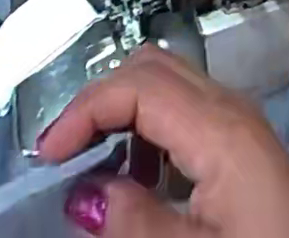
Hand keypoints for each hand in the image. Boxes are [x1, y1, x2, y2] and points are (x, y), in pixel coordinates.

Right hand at [35, 47, 288, 237]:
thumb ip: (137, 224)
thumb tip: (81, 196)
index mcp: (216, 129)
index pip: (133, 87)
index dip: (83, 111)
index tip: (48, 154)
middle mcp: (225, 106)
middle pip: (146, 67)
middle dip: (99, 99)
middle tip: (67, 148)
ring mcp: (236, 117)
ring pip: (162, 79)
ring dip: (121, 108)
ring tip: (97, 160)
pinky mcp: (239, 136)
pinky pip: (180, 104)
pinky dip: (146, 123)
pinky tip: (142, 175)